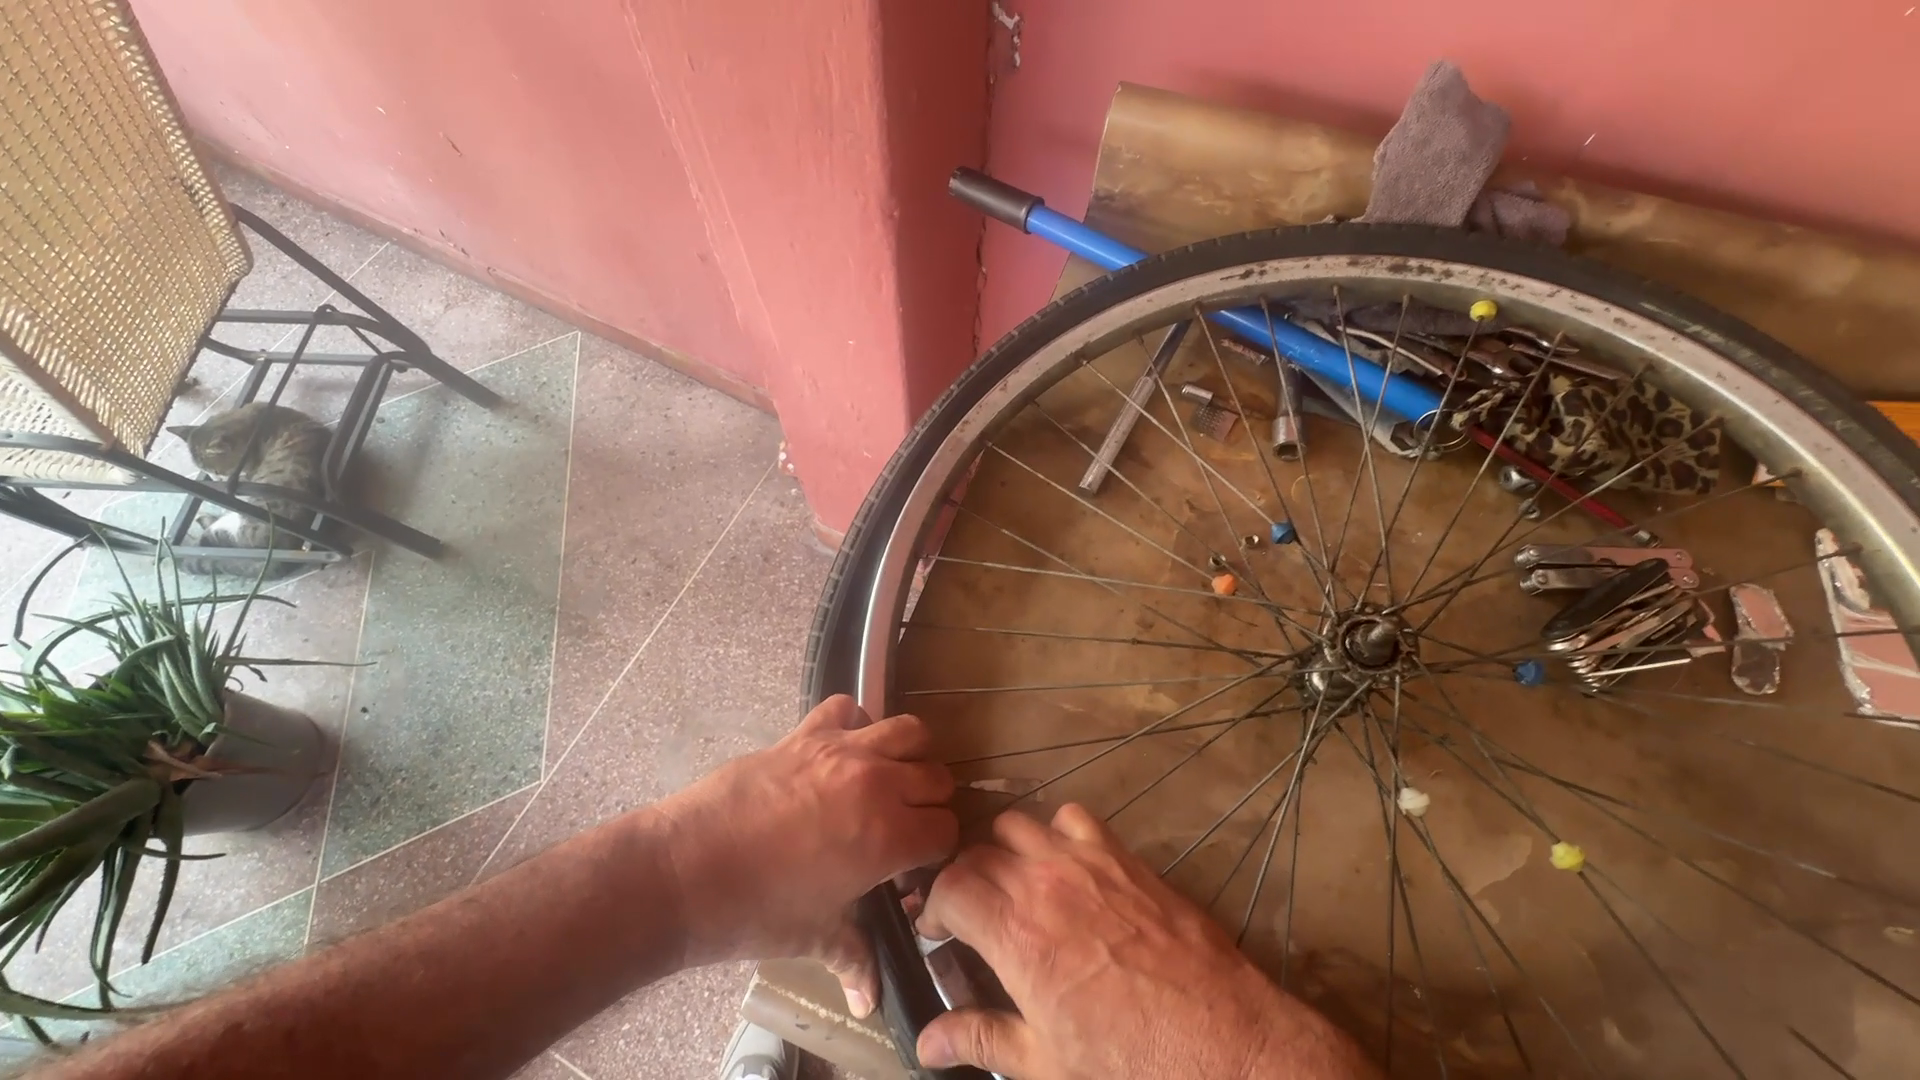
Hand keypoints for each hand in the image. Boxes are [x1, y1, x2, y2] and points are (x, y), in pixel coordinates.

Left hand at [658, 695, 956, 1016]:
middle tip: (905, 824)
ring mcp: (841, 750)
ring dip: (910, 756)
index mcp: (888, 837)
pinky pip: (848, 708)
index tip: (917, 863)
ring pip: (908, 731)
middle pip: (937, 777)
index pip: (945, 829)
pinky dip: (857, 723)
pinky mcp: (805, 733)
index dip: (936, 849)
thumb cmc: (754, 911)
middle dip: (930, 803)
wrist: (684, 870)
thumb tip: (869, 1001)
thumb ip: (854, 959)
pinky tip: (845, 751)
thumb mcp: (814, 937)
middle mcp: (876, 784)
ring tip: (889, 779)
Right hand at [916, 805, 1376, 1079]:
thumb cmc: (1129, 1059)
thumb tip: (925, 1045)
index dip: (931, 905)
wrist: (1221, 1039)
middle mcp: (1042, 882)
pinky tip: (1064, 862)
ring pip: (1016, 823)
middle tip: (971, 913)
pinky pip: (1071, 816)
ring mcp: (1083, 861)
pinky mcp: (1120, 855)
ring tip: (1012, 882)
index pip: (948, 887)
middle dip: (962, 880)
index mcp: (1016, 933)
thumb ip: (981, 1040)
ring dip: (1002, 849)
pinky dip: (1055, 830)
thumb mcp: (1047, 1062)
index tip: (936, 929)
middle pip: (976, 852)